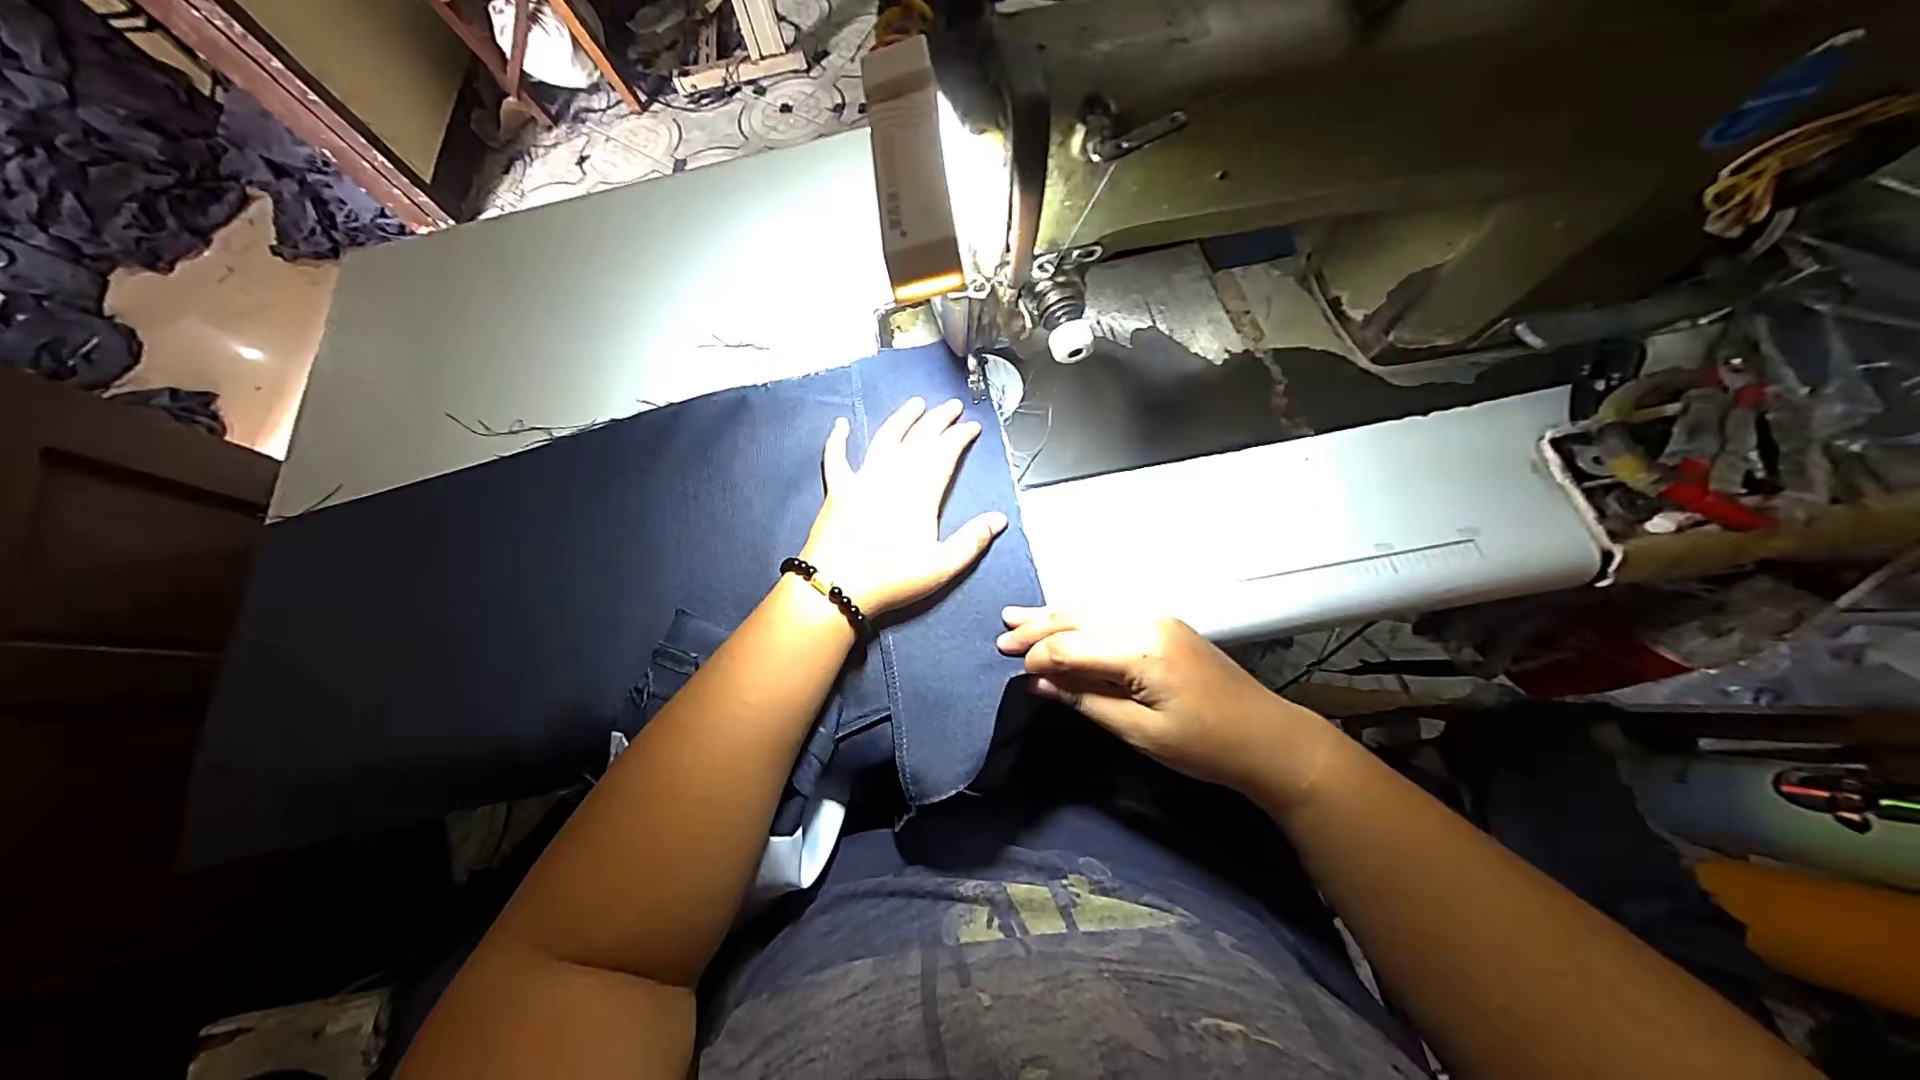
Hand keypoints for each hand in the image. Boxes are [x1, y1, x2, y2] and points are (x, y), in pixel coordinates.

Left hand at [799, 397, 1007, 614]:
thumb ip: (972, 540)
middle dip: (938, 420)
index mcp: (921, 492)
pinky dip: (838, 439)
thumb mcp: (942, 566)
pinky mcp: (837, 489)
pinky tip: (841, 425)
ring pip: (885, 438)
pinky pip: (836, 457)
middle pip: (919, 438)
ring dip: (902, 418)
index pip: (945, 452)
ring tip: (915, 404)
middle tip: (952, 407)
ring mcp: (862, 479)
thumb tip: (998, 520)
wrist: (837, 587)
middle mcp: (892, 476)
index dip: (960, 436)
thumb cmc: (891, 578)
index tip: (972, 426)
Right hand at [997, 608, 1345, 811]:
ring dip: (1054, 616)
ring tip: (1016, 617)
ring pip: (1092, 609)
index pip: (1071, 645)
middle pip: (1078, 617)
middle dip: (1038, 627)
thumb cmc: (1205, 745)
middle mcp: (1146, 620)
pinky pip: (1110, 613)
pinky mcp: (1164, 623)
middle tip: (1001, 638)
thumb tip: (1039, 683)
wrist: (1269, 737)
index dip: (1038, 658)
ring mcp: (1158, 617)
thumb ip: (1084, 700)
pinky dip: (1081, 618)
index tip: (1012, 671)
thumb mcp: (1139, 731)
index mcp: (1140, 648)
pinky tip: (1062, 619)